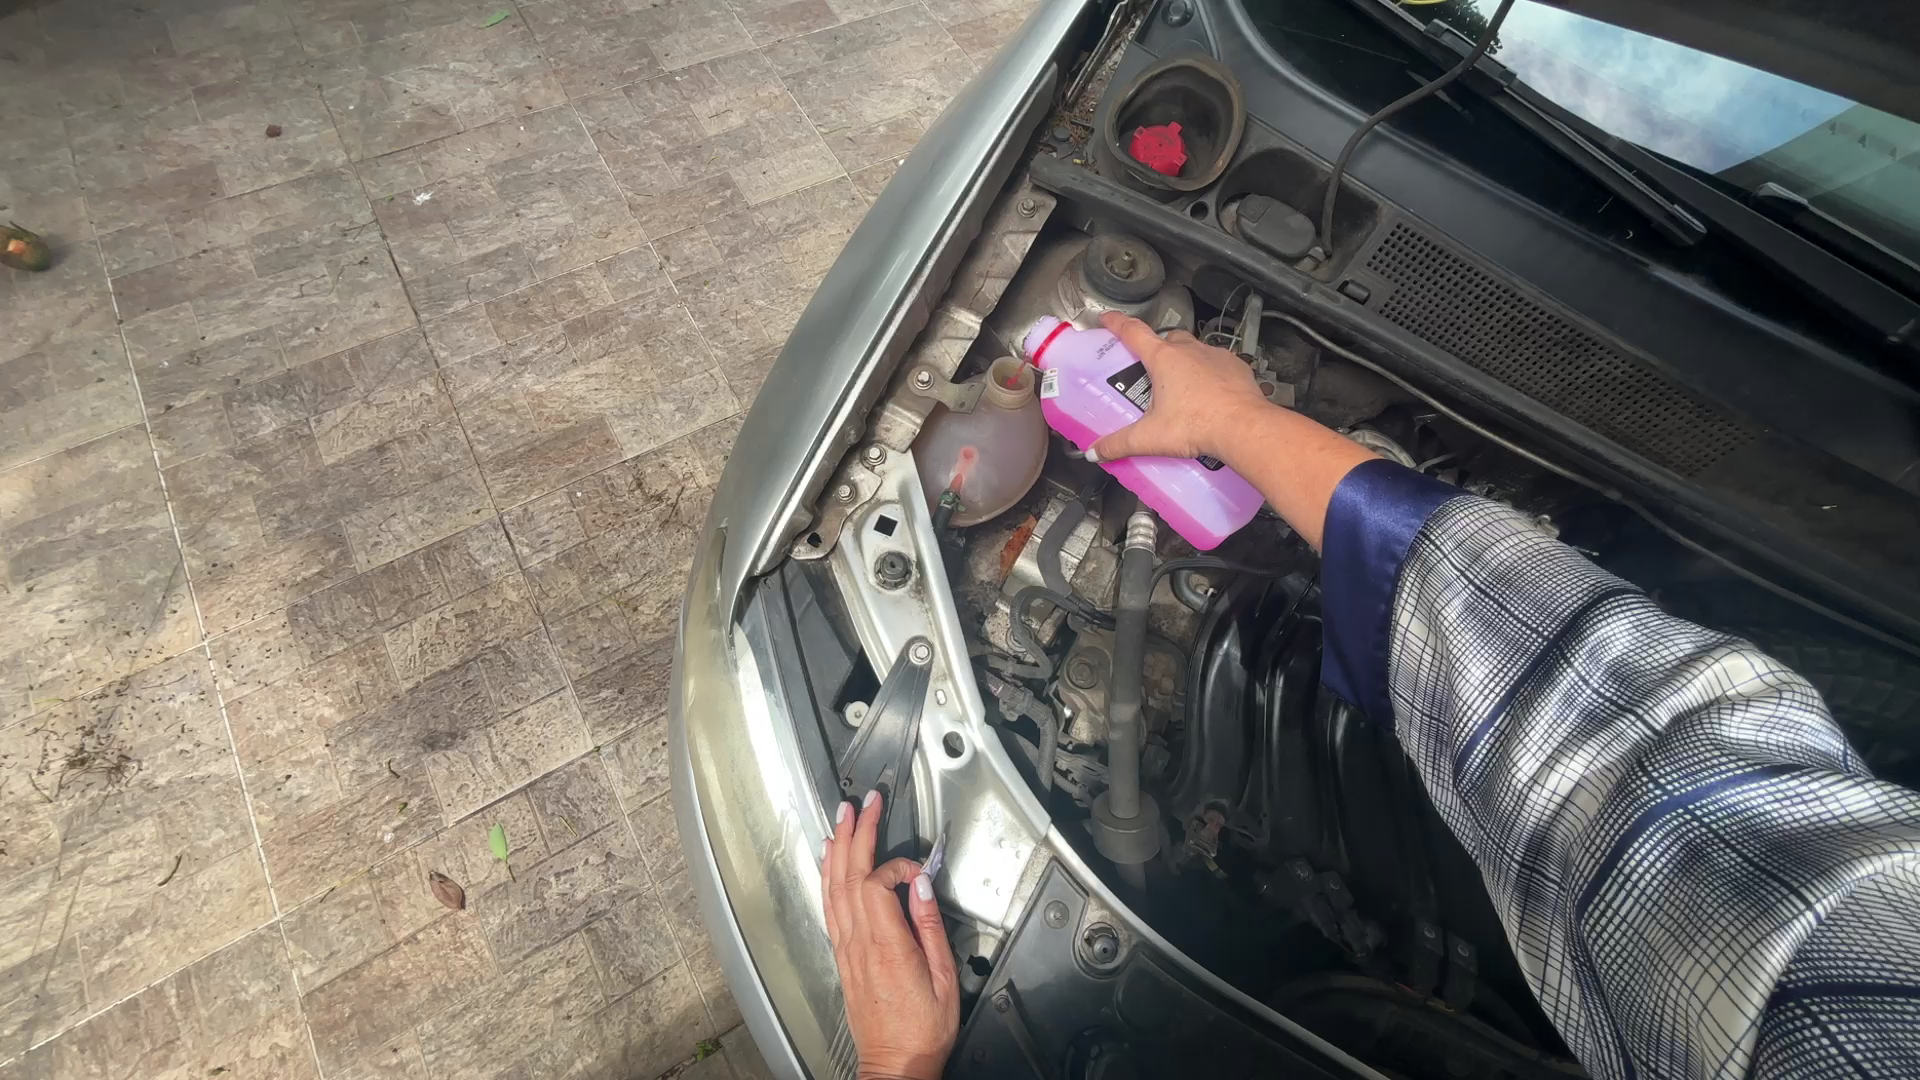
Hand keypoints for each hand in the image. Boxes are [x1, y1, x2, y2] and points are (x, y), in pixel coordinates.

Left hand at [822, 791, 958, 1079]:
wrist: (895, 1066)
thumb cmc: (923, 1027)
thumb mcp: (943, 977)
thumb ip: (929, 925)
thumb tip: (920, 883)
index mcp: (887, 945)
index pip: (878, 884)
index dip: (897, 865)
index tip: (918, 870)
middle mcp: (859, 941)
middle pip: (851, 874)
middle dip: (859, 832)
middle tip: (867, 802)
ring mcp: (846, 946)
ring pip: (835, 885)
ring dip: (840, 845)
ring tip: (844, 816)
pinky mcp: (842, 953)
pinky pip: (830, 904)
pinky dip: (828, 874)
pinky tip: (830, 857)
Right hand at [1086, 310, 1273, 467]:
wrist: (1243, 427)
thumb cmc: (1198, 425)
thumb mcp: (1149, 437)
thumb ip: (1118, 444)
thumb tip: (1097, 452)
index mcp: (1163, 359)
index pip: (1133, 332)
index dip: (1117, 324)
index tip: (1108, 319)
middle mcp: (1190, 350)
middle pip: (1166, 339)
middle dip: (1156, 349)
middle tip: (1149, 369)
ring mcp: (1215, 356)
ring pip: (1194, 349)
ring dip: (1184, 362)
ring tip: (1179, 387)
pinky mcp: (1236, 367)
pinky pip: (1218, 364)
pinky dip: (1209, 374)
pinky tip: (1207, 394)